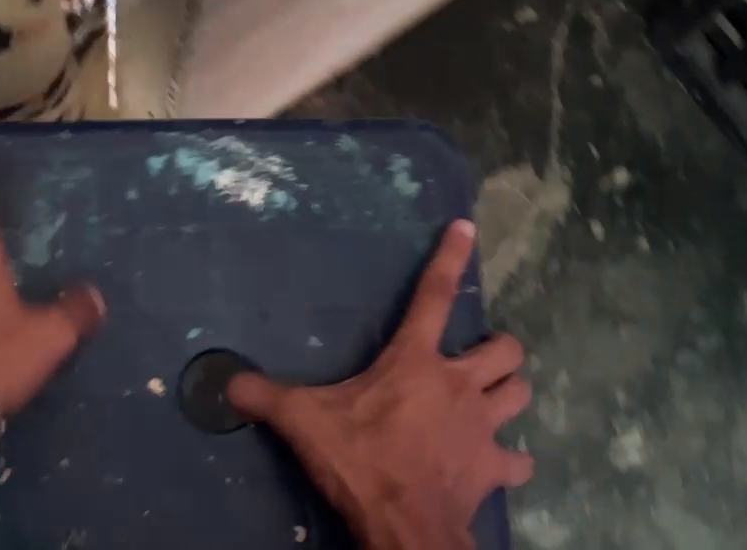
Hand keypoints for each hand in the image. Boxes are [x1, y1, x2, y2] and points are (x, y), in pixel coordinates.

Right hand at [227, 220, 532, 549]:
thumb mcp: (302, 420)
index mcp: (414, 361)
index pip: (433, 295)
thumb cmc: (359, 458)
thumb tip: (226, 381)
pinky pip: (520, 459)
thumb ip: (264, 395)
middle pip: (503, 349)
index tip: (467, 226)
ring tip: (495, 394)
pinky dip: (514, 457)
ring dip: (511, 391)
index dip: (451, 258)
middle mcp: (458, 384)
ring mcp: (483, 427)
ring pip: (521, 393)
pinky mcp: (495, 469)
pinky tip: (503, 459)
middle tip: (477, 353)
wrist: (406, 526)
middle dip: (497, 346)